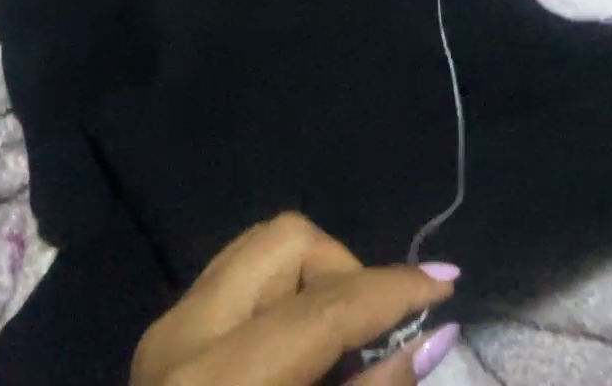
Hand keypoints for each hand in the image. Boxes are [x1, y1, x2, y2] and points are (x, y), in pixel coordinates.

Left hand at [131, 213, 461, 385]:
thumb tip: (434, 336)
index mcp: (220, 381)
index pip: (325, 305)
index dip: (394, 289)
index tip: (446, 281)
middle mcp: (184, 334)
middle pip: (287, 240)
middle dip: (346, 272)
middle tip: (377, 330)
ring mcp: (167, 329)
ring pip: (259, 247)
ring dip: (315, 278)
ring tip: (343, 338)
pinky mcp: (164, 335)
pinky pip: (239, 276)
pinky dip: (283, 293)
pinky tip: (303, 345)